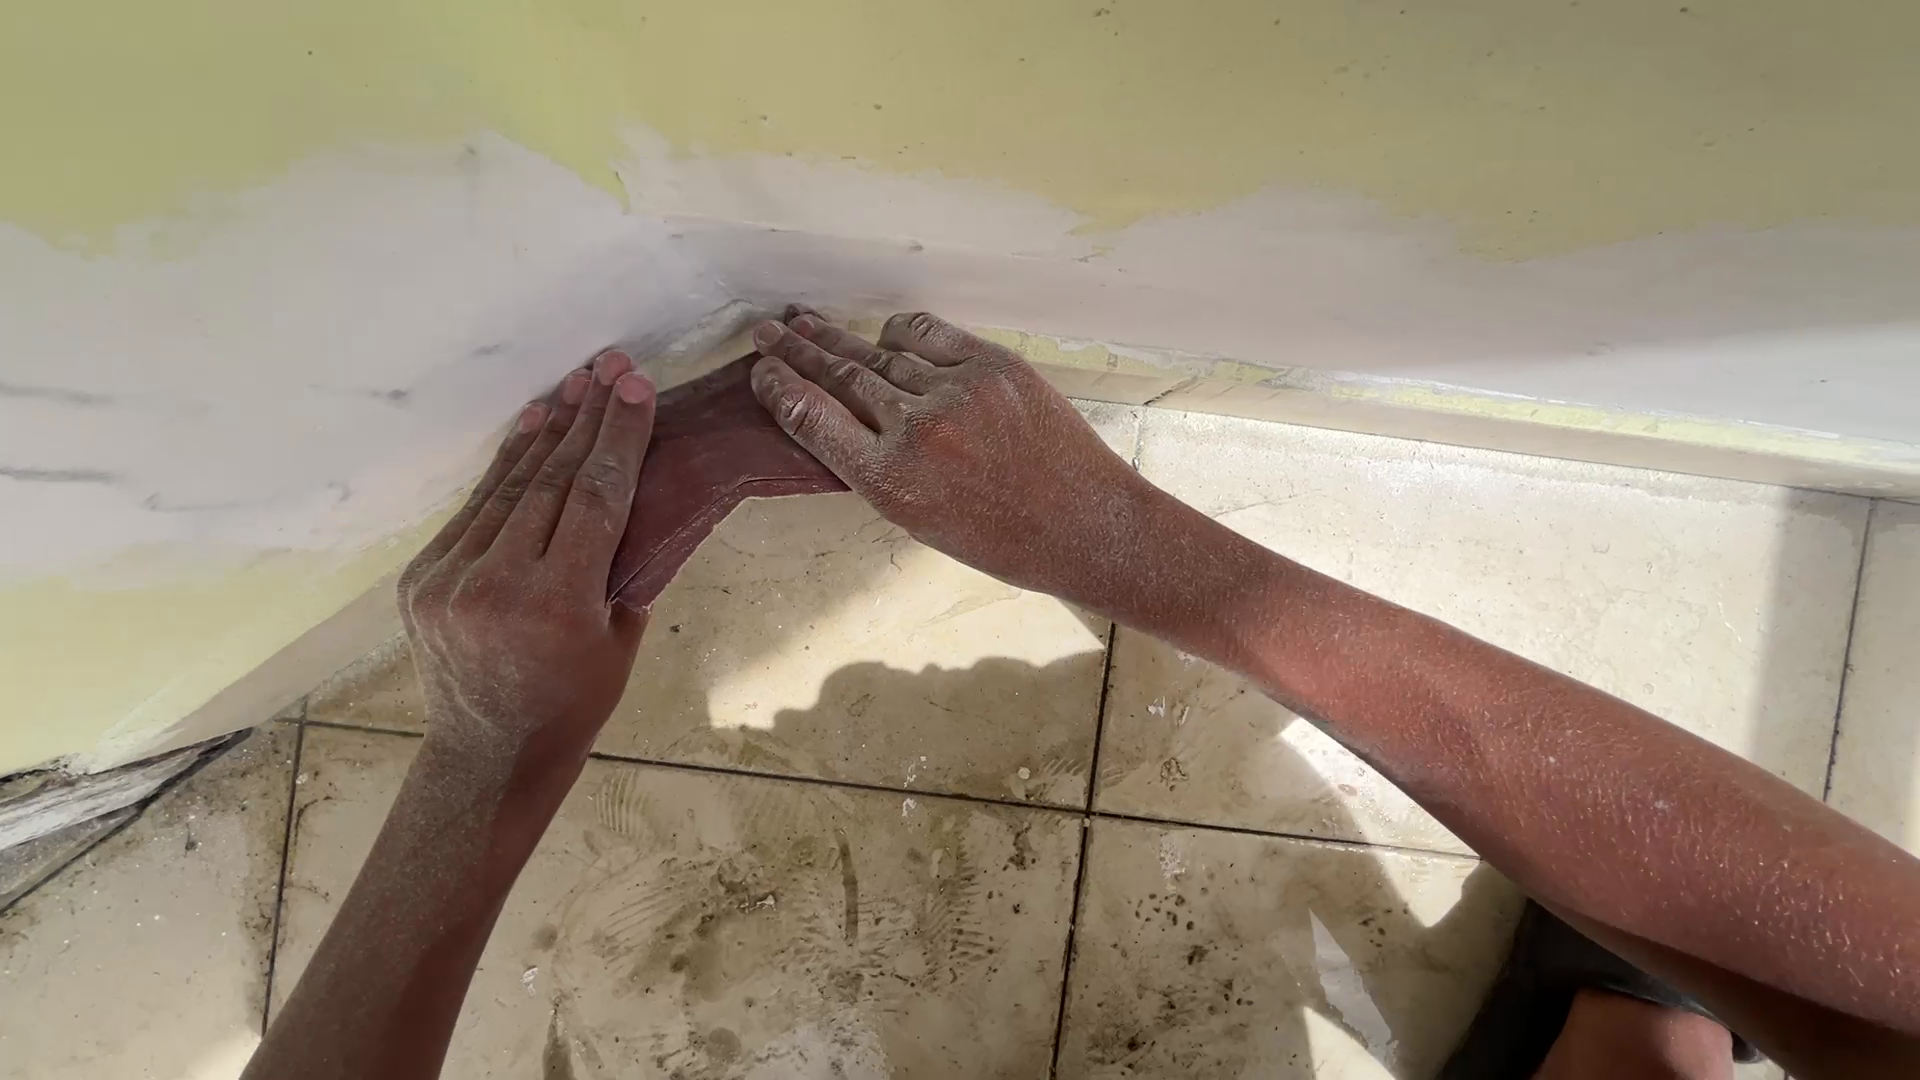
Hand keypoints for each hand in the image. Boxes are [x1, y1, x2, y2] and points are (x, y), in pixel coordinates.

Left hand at [397, 350, 656, 772]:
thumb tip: (637, 502)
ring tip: (575, 384)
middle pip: (552, 480)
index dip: (619, 438)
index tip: (636, 387)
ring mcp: (449, 577)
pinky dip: (508, 465)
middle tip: (609, 366)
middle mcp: (496, 582)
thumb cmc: (577, 701)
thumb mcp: (622, 638)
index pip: (596, 500)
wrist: (491, 752)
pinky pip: (477, 509)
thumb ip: (623, 568)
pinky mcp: (423, 576)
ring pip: (510, 486)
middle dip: (587, 418)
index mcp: (557, 604)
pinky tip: (532, 428)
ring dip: (547, 430)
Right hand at [748, 311, 1159, 611]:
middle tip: (768, 332)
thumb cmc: (1003, 540)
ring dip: (841, 339)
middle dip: (798, 352)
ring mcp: (955, 392)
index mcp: (890, 482)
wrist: (1083, 525)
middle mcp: (914, 431)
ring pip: (880, 353)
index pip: (812, 420)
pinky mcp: (992, 365)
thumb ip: (878, 471)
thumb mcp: (922, 522)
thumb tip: (846, 424)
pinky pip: (929, 334)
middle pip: (840, 377)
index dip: (780, 388)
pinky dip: (902, 332)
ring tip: (810, 324)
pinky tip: (886, 332)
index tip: (762, 371)